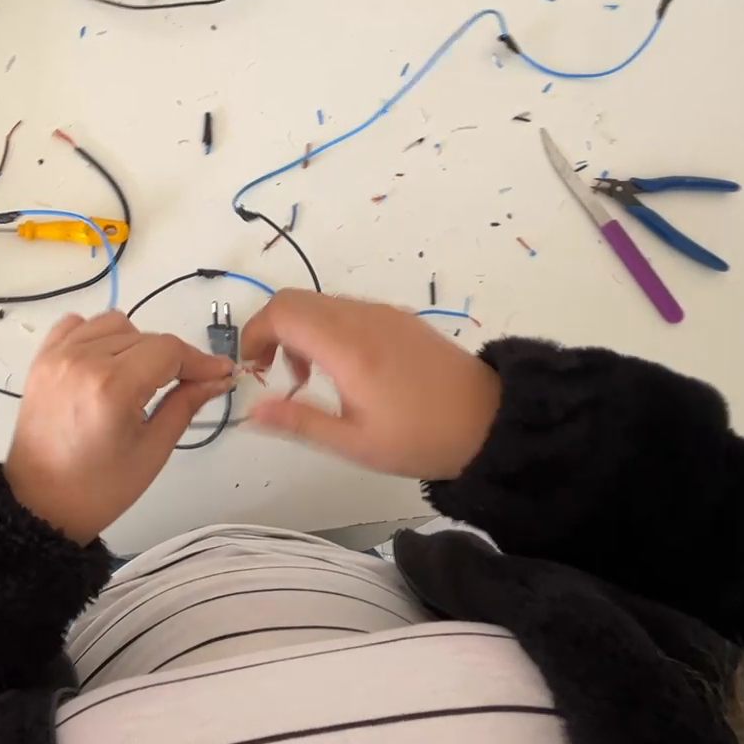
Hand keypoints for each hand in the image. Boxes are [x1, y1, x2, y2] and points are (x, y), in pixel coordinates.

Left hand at [7, 311, 234, 543]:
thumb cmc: (100, 488)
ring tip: (139, 377)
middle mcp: (83, 360)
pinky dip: (97, 336)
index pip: (168, 351)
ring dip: (135, 344)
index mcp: (112, 386)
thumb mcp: (153, 450)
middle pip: (146, 336)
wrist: (39, 504)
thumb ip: (186, 404)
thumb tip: (218, 378)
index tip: (220, 373)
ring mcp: (58, 356)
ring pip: (114, 323)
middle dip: (172, 359)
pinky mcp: (42, 359)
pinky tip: (106, 362)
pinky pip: (77, 325)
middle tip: (186, 385)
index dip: (199, 360)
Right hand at [239, 290, 500, 480]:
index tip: (253, 369)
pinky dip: (324, 328)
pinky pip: (344, 308)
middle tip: (276, 374)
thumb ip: (298, 422)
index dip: (253, 334)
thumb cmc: (420, 438)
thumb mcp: (353, 443)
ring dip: (298, 331)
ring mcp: (381, 312)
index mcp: (346, 345)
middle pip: (293, 300)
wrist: (493, 422)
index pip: (280, 312)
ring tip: (310, 378)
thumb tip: (251, 412)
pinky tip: (342, 368)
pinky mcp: (396, 317)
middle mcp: (360, 317)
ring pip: (318, 302)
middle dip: (270, 332)